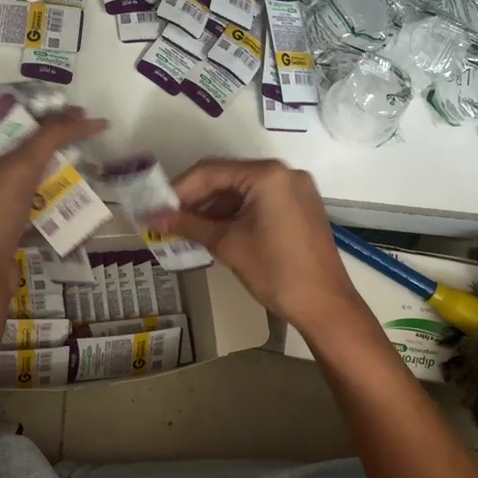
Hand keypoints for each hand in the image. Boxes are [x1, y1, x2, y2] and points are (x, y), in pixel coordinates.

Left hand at [0, 108, 106, 305]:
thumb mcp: (22, 166)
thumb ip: (54, 135)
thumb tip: (87, 116)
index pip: (5, 115)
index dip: (39, 108)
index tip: (72, 108)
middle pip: (18, 145)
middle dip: (51, 139)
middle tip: (85, 133)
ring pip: (27, 175)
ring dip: (55, 170)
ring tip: (85, 163)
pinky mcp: (2, 227)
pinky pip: (31, 203)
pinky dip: (51, 199)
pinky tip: (74, 198)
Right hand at [159, 159, 366, 335]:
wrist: (325, 306)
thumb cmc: (275, 271)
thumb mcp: (227, 244)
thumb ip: (189, 224)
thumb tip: (152, 217)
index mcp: (267, 175)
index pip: (210, 172)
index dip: (178, 190)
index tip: (155, 208)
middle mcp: (284, 173)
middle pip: (227, 177)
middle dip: (196, 198)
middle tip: (168, 218)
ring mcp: (295, 190)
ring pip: (243, 190)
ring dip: (214, 207)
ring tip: (187, 229)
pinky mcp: (300, 207)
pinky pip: (260, 201)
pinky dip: (236, 213)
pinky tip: (215, 231)